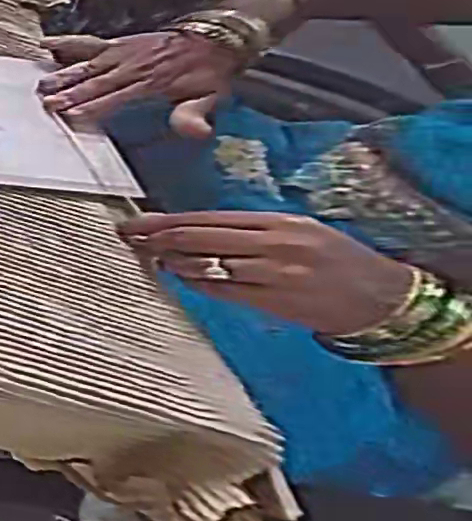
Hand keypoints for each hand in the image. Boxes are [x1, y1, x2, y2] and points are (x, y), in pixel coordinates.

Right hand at [39, 31, 239, 136]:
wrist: (215, 38)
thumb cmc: (206, 74)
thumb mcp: (211, 97)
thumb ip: (194, 114)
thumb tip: (195, 133)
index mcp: (151, 83)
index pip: (116, 98)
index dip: (95, 107)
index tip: (73, 115)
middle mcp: (130, 68)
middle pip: (95, 83)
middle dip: (71, 93)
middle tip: (49, 103)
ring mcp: (119, 54)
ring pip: (86, 66)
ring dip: (63, 75)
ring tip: (42, 85)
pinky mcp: (113, 43)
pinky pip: (86, 42)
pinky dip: (64, 43)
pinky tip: (44, 44)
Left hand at [121, 212, 414, 335]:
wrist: (389, 301)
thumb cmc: (330, 260)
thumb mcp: (292, 231)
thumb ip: (237, 228)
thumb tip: (174, 225)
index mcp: (278, 222)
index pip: (203, 218)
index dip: (161, 222)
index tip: (132, 224)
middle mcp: (276, 244)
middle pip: (196, 238)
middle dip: (155, 239)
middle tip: (131, 240)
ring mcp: (276, 273)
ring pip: (202, 264)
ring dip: (171, 261)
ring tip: (158, 259)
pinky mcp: (275, 300)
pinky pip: (217, 289)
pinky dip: (192, 282)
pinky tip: (183, 277)